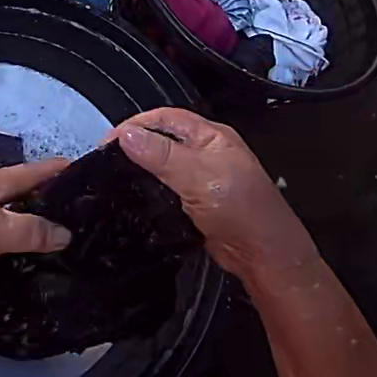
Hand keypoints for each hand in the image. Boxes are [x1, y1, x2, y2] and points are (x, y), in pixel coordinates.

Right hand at [109, 108, 317, 282]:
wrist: (265, 258)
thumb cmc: (245, 214)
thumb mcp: (197, 177)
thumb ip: (161, 154)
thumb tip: (127, 135)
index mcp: (212, 136)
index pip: (165, 117)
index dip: (136, 124)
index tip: (112, 140)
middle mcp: (208, 151)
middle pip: (162, 136)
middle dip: (137, 142)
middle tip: (112, 156)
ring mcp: (204, 176)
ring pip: (163, 161)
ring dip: (143, 164)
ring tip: (121, 172)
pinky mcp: (198, 198)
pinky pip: (167, 183)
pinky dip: (151, 184)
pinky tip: (141, 192)